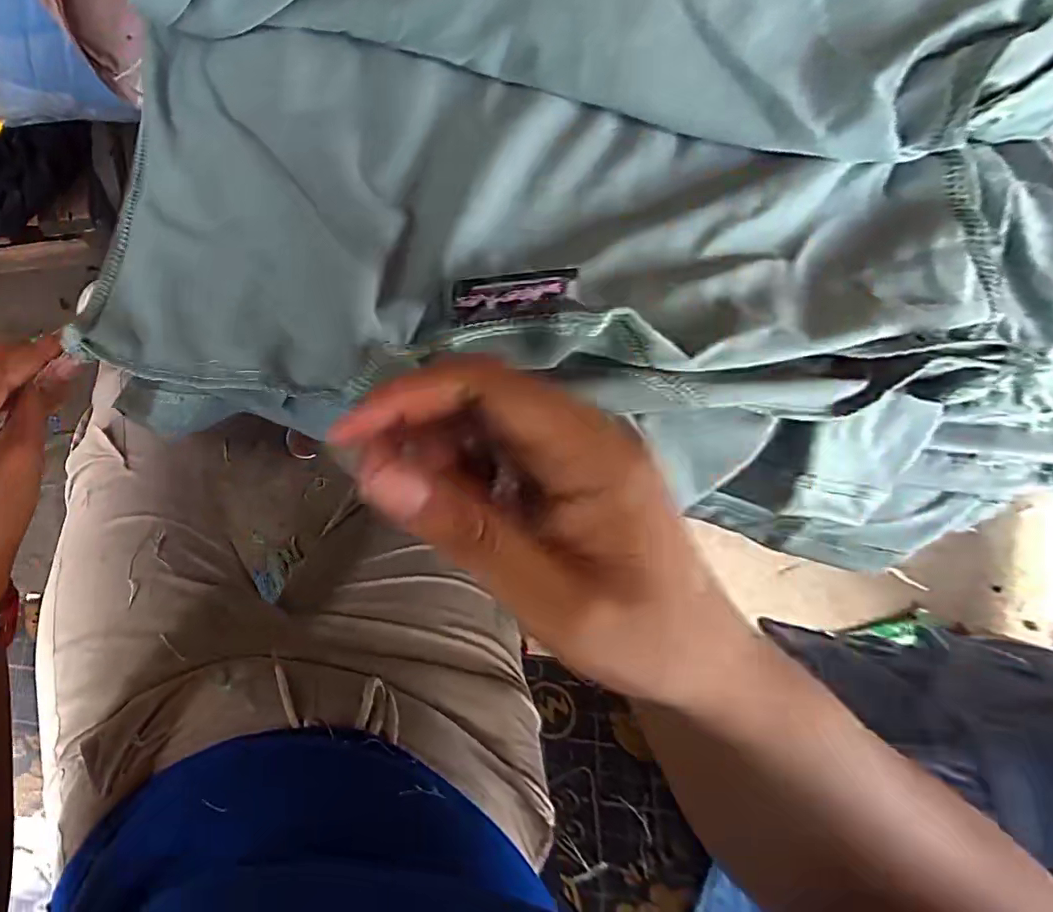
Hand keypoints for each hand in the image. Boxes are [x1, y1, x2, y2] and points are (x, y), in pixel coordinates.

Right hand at [329, 356, 760, 707]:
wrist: (703, 665)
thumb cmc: (637, 638)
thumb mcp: (545, 598)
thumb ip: (462, 531)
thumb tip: (373, 474)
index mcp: (589, 451)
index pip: (483, 386)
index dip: (406, 398)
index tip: (349, 435)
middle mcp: (579, 429)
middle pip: (472, 389)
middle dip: (407, 420)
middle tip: (367, 470)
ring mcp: (568, 442)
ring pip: (471, 410)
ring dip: (425, 443)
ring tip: (410, 496)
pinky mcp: (556, 460)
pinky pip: (485, 437)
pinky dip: (447, 461)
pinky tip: (444, 500)